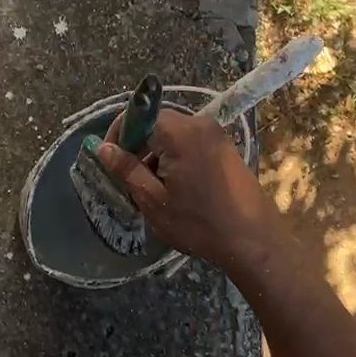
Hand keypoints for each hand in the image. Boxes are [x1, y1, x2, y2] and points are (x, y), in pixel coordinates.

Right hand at [96, 108, 283, 273]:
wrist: (252, 240)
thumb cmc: (198, 223)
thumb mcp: (153, 200)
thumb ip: (126, 169)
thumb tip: (103, 148)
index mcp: (180, 133)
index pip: (138, 115)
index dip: (119, 134)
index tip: (112, 161)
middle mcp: (199, 124)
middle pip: (156, 123)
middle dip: (138, 146)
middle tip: (132, 179)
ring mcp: (216, 135)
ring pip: (172, 134)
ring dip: (156, 154)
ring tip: (155, 189)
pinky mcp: (226, 148)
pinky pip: (190, 142)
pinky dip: (175, 157)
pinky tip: (177, 187)